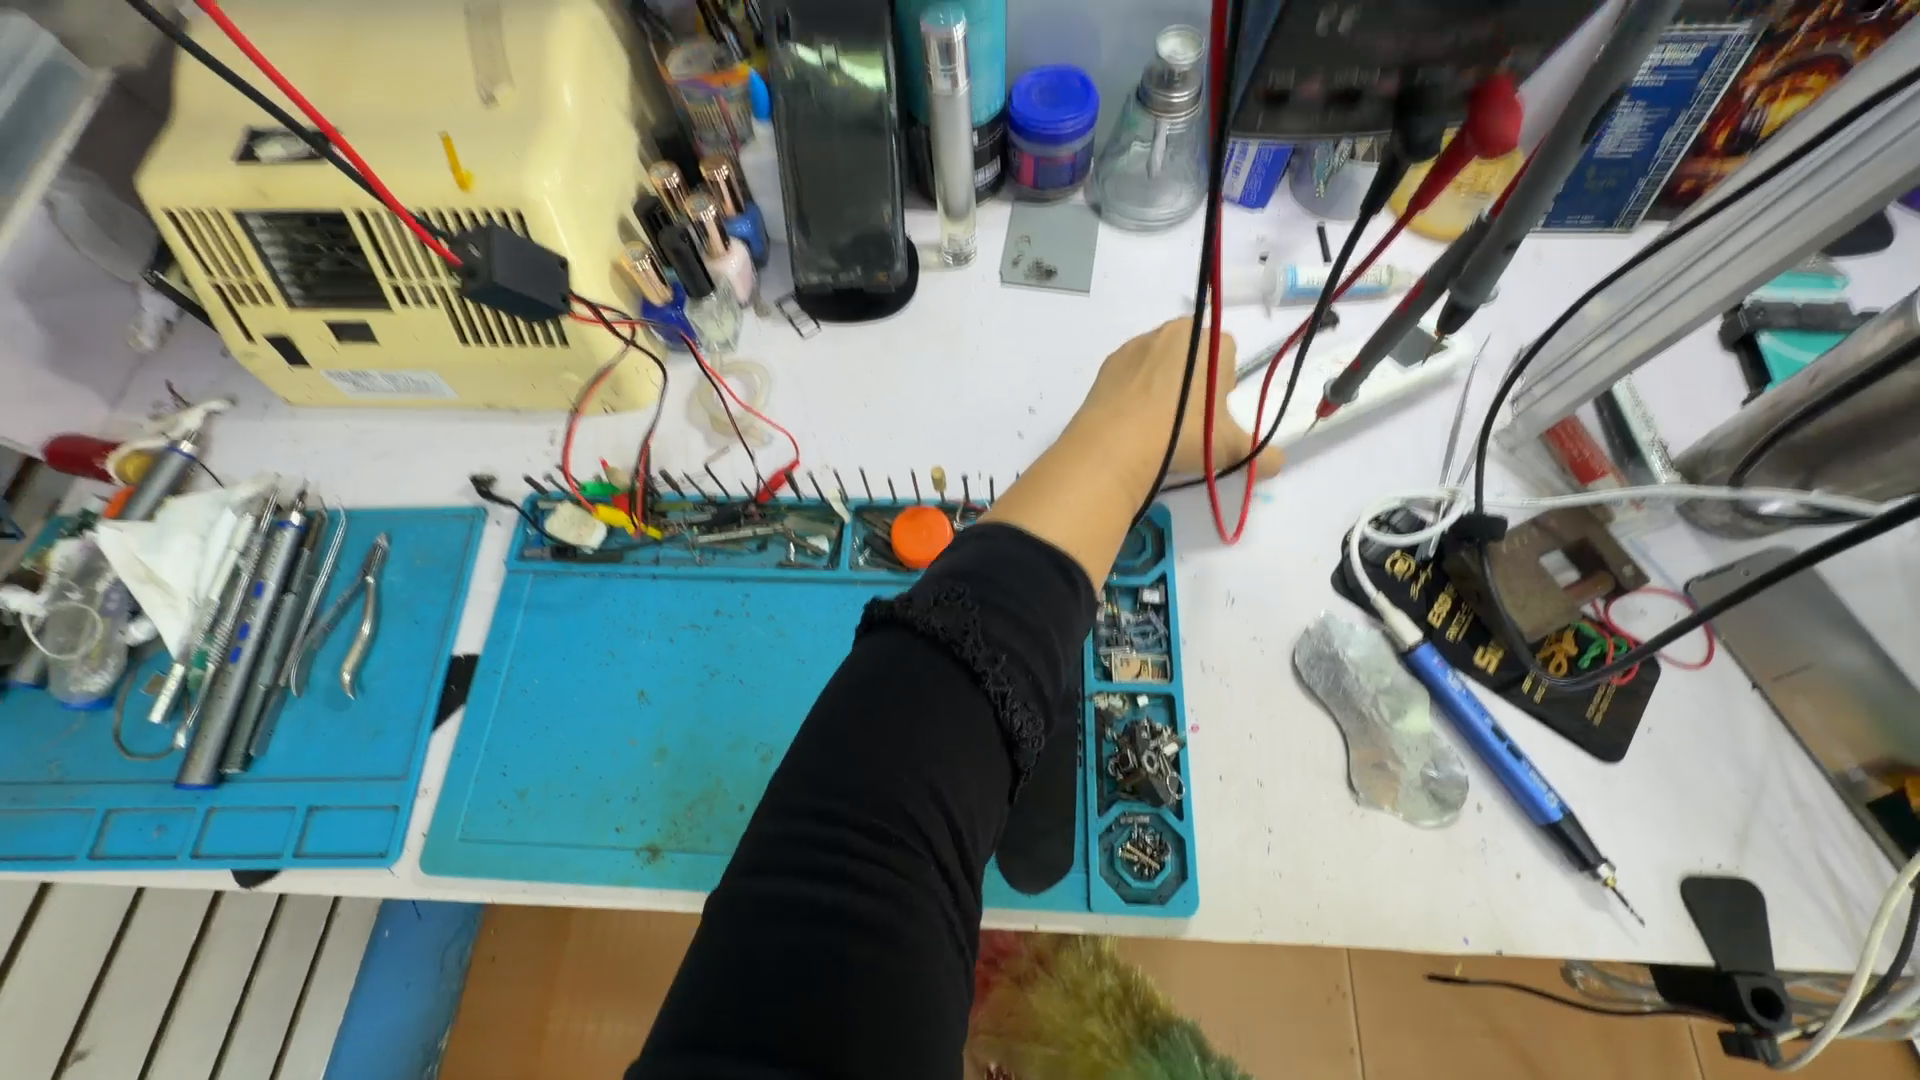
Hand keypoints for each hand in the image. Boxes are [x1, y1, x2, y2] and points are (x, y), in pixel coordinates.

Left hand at [1080, 317, 1283, 482]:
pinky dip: (1133, 390)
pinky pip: (1130, 372)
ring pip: (1159, 361)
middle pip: (1192, 354)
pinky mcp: (1109, 363)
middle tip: (1185, 419)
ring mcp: (1137, 344)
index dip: (1222, 384)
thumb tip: (1276, 462)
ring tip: (1155, 422)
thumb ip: (1261, 454)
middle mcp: (1174, 331)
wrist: (1117, 444)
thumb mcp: (1231, 449)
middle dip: (1192, 380)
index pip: (1227, 353)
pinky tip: (1130, 419)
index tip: (1211, 412)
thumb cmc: (1184, 436)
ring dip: (1161, 383)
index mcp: (1211, 342)